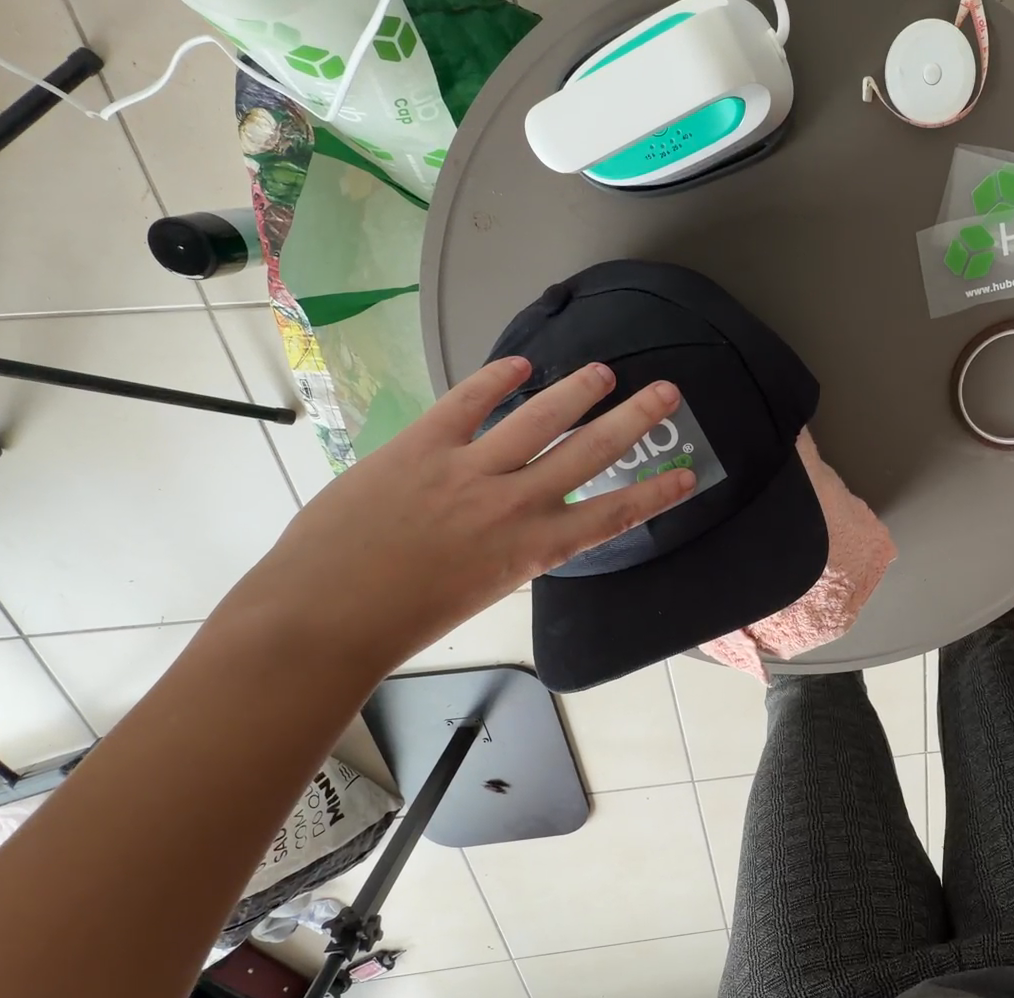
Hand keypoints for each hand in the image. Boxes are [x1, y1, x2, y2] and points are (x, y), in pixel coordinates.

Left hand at [223, 357, 694, 670]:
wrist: (325, 616)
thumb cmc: (406, 617)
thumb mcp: (484, 587)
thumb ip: (512, 545)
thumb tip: (520, 510)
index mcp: (533, 549)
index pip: (613, 515)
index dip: (655, 493)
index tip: (688, 476)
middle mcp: (513, 504)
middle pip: (590, 452)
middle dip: (636, 420)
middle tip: (666, 392)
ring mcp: (467, 471)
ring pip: (538, 419)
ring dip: (578, 391)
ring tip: (604, 371)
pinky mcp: (420, 447)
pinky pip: (467, 403)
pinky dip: (496, 380)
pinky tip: (521, 364)